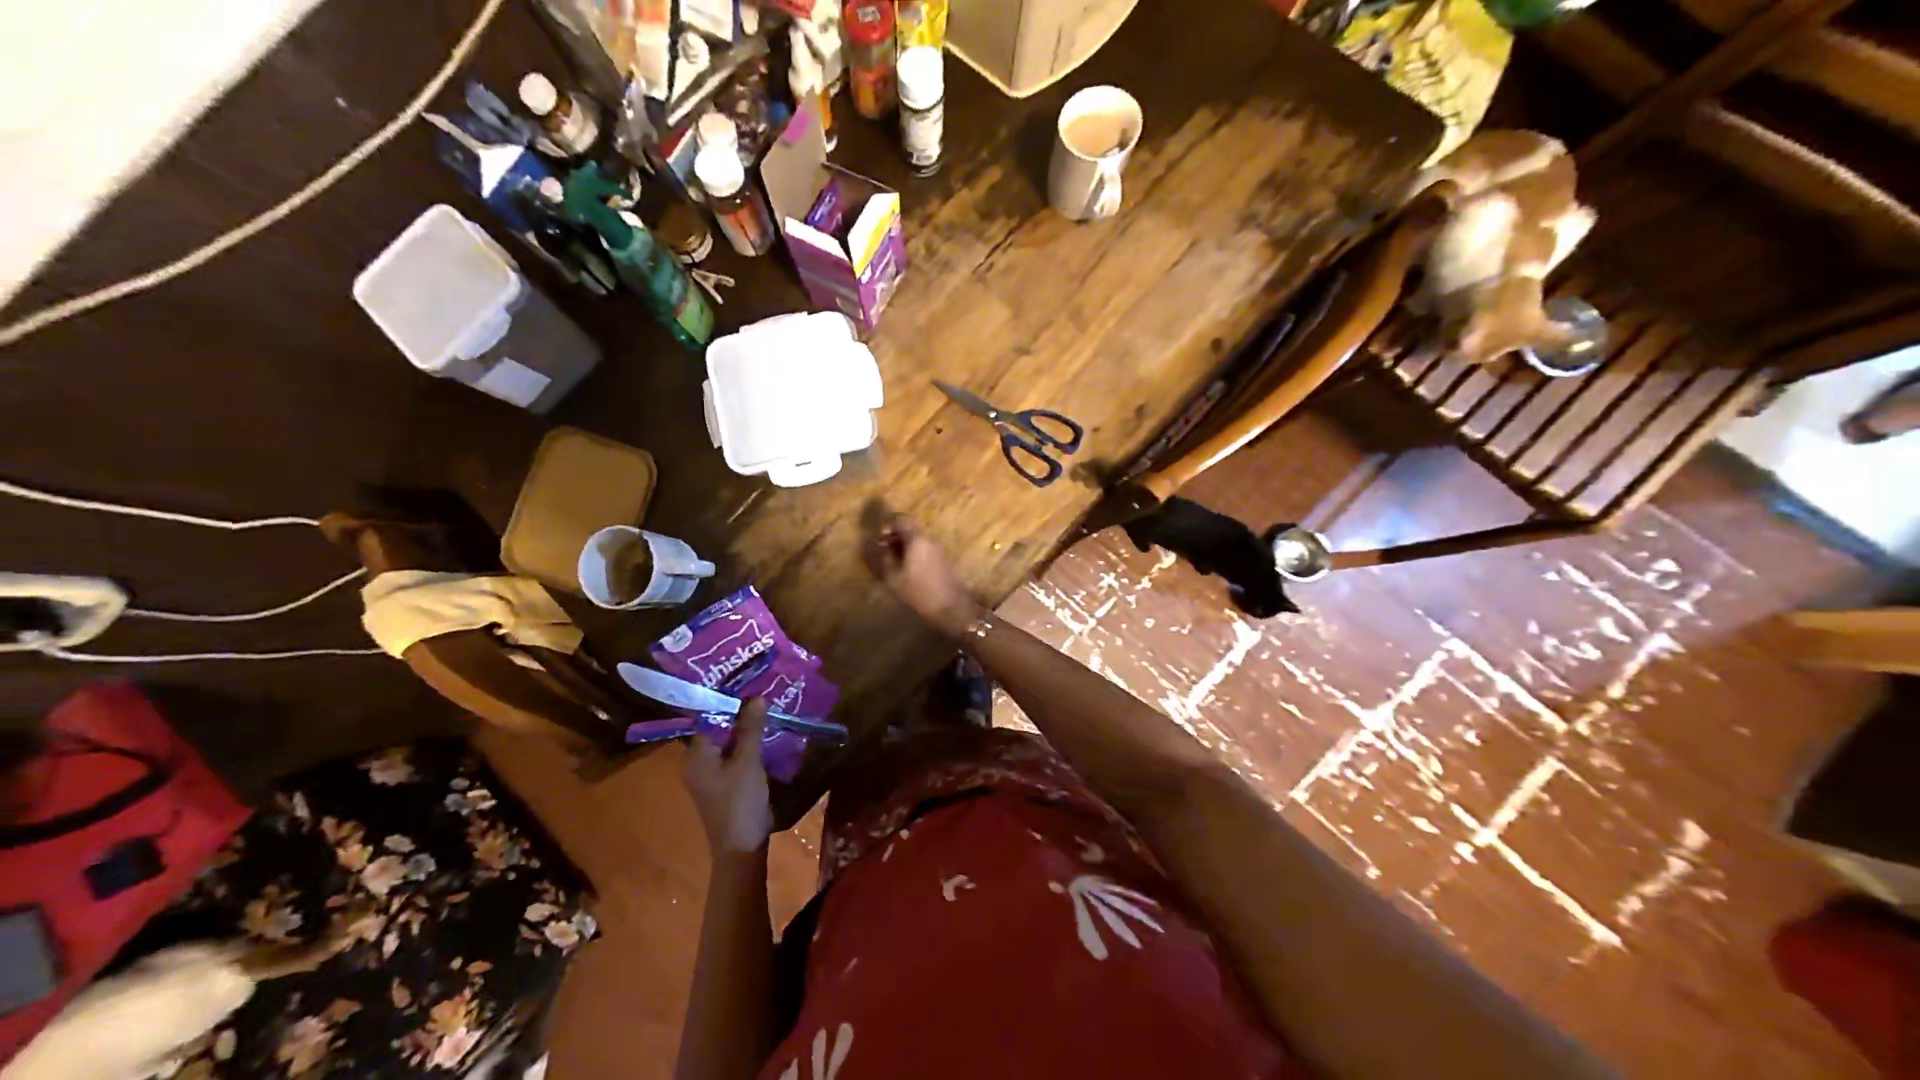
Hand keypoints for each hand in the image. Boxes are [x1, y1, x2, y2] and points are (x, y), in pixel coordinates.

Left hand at [681, 698, 773, 854]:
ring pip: (727, 745)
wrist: (741, 850)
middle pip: (718, 731)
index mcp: (696, 757)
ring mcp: (710, 777)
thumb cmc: (740, 803)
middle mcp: (698, 764)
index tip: (750, 688)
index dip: (728, 703)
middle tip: (763, 698)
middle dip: (740, 716)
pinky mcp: (723, 787)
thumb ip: (751, 728)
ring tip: (768, 714)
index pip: (708, 719)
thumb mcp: (748, 762)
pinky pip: (733, 759)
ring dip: (745, 732)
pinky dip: (747, 748)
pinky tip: (766, 740)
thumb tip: (757, 697)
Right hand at [863, 511, 983, 637]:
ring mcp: (938, 549)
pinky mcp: (943, 559)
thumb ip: (886, 558)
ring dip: (904, 544)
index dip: (888, 525)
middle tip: (884, 548)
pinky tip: (907, 568)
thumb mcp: (894, 577)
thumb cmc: (919, 592)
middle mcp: (929, 539)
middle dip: (895, 535)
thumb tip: (883, 546)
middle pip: (911, 528)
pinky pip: (925, 548)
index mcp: (917, 539)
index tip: (880, 538)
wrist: (951, 607)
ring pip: (918, 539)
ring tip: (893, 560)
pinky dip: (914, 552)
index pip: (901, 519)